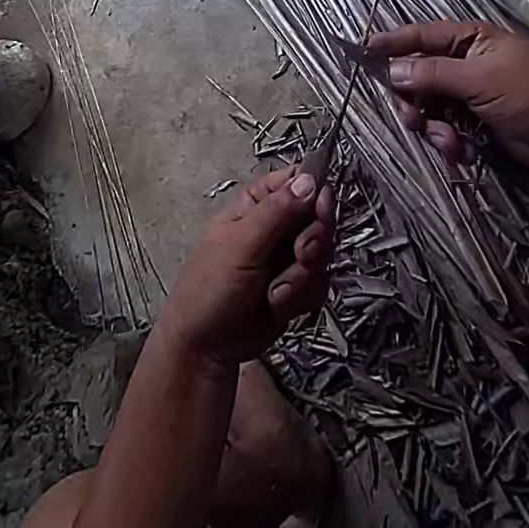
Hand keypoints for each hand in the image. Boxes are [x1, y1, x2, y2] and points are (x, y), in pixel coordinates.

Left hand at [158, 165, 336, 367]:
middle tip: (299, 255)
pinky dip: (301, 297)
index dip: (315, 192)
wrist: (205, 349)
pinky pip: (319, 282)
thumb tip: (309, 180)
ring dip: (303, 277)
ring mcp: (287, 256)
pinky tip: (277, 304)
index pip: (299, 180)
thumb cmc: (208, 290)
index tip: (319, 209)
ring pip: (322, 253)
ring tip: (276, 290)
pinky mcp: (297, 285)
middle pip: (319, 217)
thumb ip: (278, 211)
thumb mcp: (241, 244)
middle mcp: (276, 225)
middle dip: (312, 242)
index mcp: (257, 202)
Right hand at [367, 21, 528, 182]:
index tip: (363, 52)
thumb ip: (434, 74)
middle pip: (419, 75)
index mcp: (471, 40)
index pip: (422, 36)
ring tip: (449, 141)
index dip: (392, 43)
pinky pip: (446, 127)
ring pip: (430, 106)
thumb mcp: (482, 80)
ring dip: (434, 126)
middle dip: (413, 100)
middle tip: (412, 119)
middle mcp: (466, 63)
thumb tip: (392, 69)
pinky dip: (450, 140)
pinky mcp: (475, 122)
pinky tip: (464, 150)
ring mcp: (470, 93)